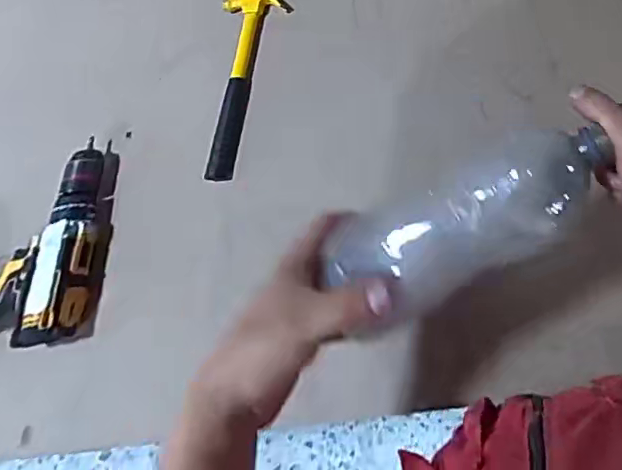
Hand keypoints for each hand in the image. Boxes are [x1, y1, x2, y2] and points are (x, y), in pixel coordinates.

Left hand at [182, 214, 391, 432]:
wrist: (229, 401)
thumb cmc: (261, 349)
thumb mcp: (307, 321)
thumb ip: (347, 305)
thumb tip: (390, 289)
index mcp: (293, 266)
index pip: (322, 228)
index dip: (347, 219)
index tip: (377, 222)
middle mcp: (296, 283)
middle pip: (332, 257)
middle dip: (359, 254)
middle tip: (391, 258)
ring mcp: (297, 312)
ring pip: (334, 288)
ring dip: (357, 287)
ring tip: (389, 288)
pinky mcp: (300, 340)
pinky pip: (334, 319)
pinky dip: (353, 317)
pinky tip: (370, 326)